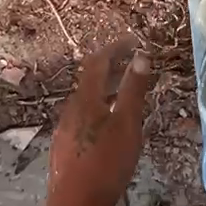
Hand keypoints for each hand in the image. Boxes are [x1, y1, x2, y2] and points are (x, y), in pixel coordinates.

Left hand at [46, 37, 156, 205]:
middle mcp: (70, 111)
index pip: (97, 62)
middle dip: (113, 69)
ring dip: (106, 90)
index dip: (115, 47)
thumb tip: (141, 56)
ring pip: (86, 100)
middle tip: (134, 65)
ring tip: (126, 94)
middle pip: (90, 80)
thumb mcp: (127, 124)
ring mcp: (64, 131)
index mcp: (85, 100)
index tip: (133, 41)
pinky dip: (99, 108)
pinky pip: (82, 117)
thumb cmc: (104, 163)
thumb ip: (133, 89)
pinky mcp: (64, 149)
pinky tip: (109, 124)